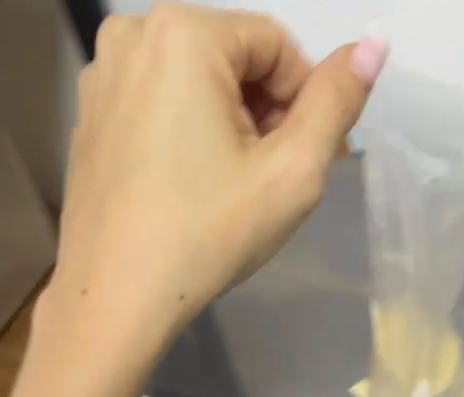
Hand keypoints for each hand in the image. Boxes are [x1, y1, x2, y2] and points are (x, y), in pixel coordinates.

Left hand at [52, 5, 385, 346]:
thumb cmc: (209, 234)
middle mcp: (133, 35)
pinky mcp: (89, 117)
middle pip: (233, 58)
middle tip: (276, 181)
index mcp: (183, 33)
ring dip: (231, 125)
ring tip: (236, 190)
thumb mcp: (292, 172)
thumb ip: (336, 102)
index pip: (277, 43)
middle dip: (266, 112)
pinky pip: (159, 106)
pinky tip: (195, 190)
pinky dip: (189, 135)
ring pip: (195, 83)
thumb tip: (374, 45)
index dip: (306, 100)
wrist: (117, 296)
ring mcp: (102, 76)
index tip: (312, 159)